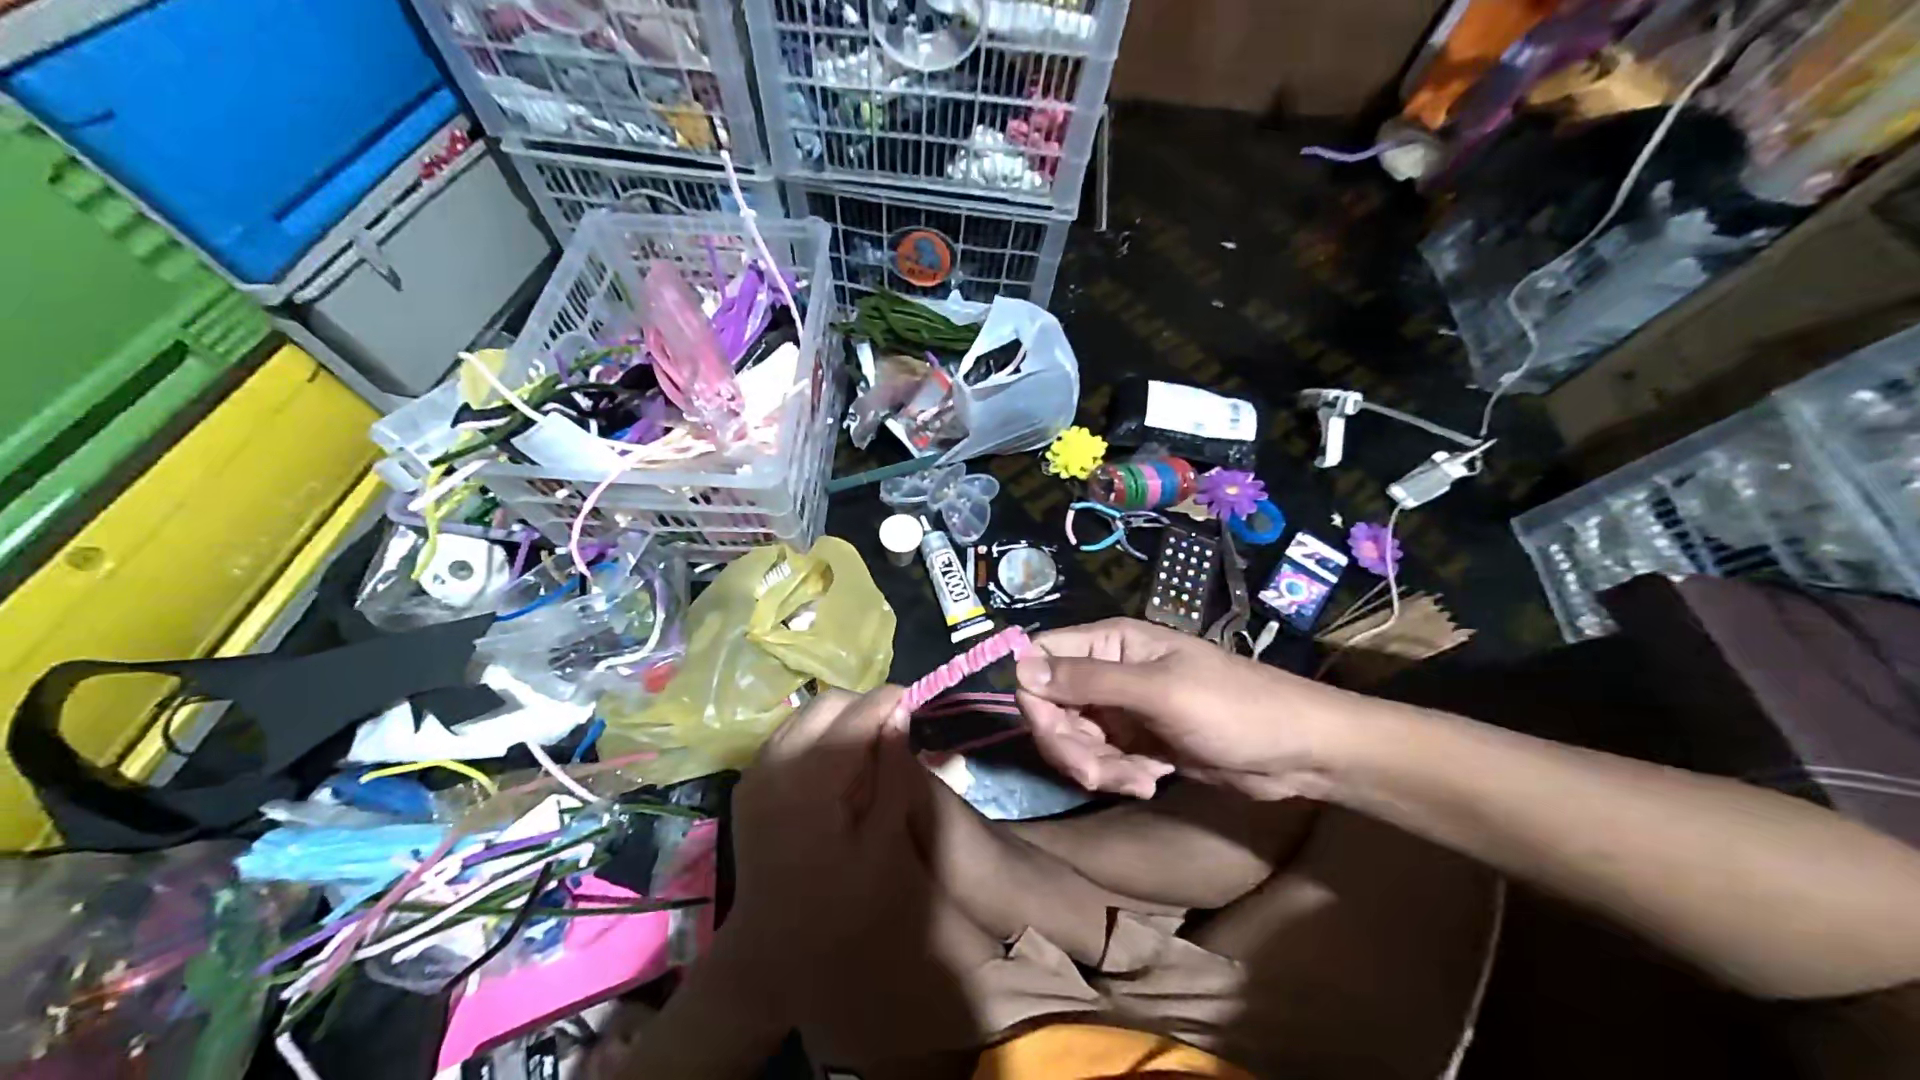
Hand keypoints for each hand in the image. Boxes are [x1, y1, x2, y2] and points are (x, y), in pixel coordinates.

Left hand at [724, 686, 986, 1069]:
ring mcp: (757, 771)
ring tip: (870, 747)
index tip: (916, 706)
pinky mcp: (750, 783)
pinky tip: (838, 765)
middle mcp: (775, 762)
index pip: (855, 713)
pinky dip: (819, 734)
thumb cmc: (841, 908)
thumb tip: (899, 714)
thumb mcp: (884, 846)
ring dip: (841, 719)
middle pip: (826, 703)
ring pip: (805, 714)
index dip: (890, 701)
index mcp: (809, 778)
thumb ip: (894, 775)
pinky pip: (790, 735)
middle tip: (895, 731)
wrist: (772, 953)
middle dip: (864, 705)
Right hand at [1015, 618, 1340, 799]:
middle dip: (1069, 745)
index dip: (1036, 695)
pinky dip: (1116, 775)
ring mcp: (1122, 707)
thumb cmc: (1234, 708)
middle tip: (1098, 775)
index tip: (1053, 732)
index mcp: (1111, 642)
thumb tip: (1020, 668)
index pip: (1042, 657)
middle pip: (1052, 705)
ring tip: (1138, 782)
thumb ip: (1089, 680)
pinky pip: (1101, 758)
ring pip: (1074, 737)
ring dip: (1096, 766)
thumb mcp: (1159, 692)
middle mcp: (1109, 670)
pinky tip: (1150, 782)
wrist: (1299, 751)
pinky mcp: (1137, 740)